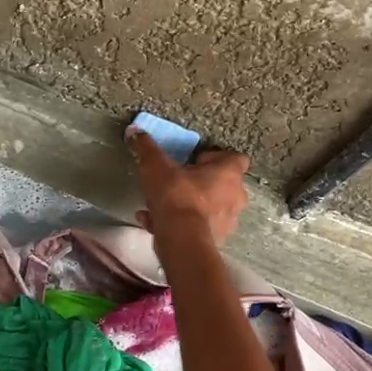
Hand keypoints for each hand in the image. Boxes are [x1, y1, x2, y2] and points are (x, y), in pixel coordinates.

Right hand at [127, 128, 251, 246]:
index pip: (236, 158)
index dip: (216, 158)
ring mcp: (228, 221)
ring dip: (191, 206)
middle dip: (202, 183)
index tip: (195, 161)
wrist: (181, 239)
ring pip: (210, 208)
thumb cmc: (176, 196)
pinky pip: (198, 227)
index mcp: (229, 173)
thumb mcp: (156, 167)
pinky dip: (181, 224)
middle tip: (179, 182)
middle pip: (223, 184)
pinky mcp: (216, 240)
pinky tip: (156, 223)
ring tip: (163, 206)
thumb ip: (147, 148)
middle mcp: (235, 196)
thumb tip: (135, 130)